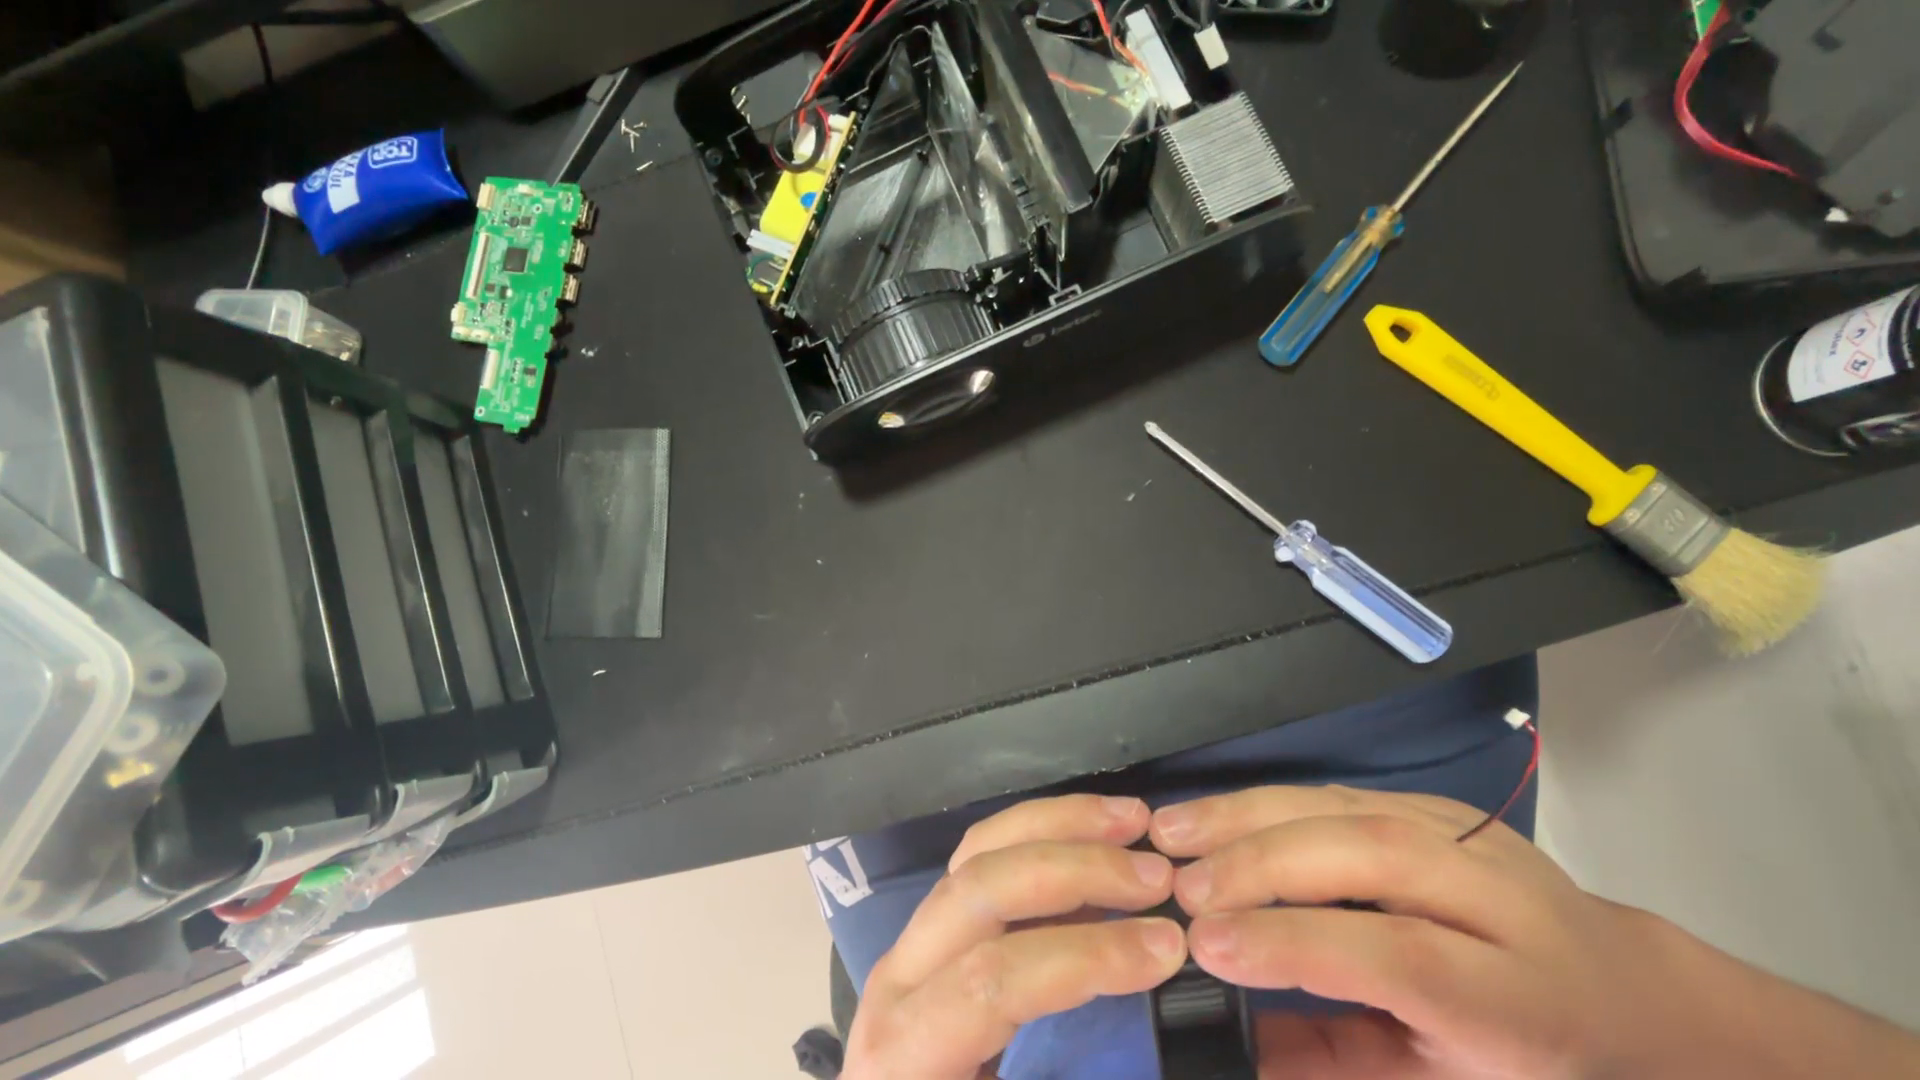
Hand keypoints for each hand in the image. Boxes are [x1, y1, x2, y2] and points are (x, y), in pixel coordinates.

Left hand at [842, 794, 1187, 1079]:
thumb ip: (1065, 1067)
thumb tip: (1154, 1042)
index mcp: (903, 1047)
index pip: (991, 981)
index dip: (1083, 958)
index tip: (1167, 948)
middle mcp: (899, 976)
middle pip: (978, 891)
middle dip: (1075, 871)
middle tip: (1158, 875)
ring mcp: (914, 938)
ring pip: (978, 852)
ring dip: (1060, 827)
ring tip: (1132, 820)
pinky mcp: (936, 920)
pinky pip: (984, 854)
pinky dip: (1042, 830)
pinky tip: (1092, 827)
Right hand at [1150, 785, 1919, 1079]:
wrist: (1633, 997)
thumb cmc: (1539, 1067)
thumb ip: (1336, 1066)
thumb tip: (1231, 1050)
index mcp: (1525, 1000)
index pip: (1405, 958)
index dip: (1300, 945)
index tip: (1209, 945)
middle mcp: (1506, 901)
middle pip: (1373, 857)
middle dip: (1262, 865)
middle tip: (1181, 889)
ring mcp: (1474, 838)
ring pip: (1350, 807)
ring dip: (1248, 815)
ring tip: (1173, 832)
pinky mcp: (1440, 806)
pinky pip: (1340, 792)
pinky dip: (1267, 800)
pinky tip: (1215, 814)